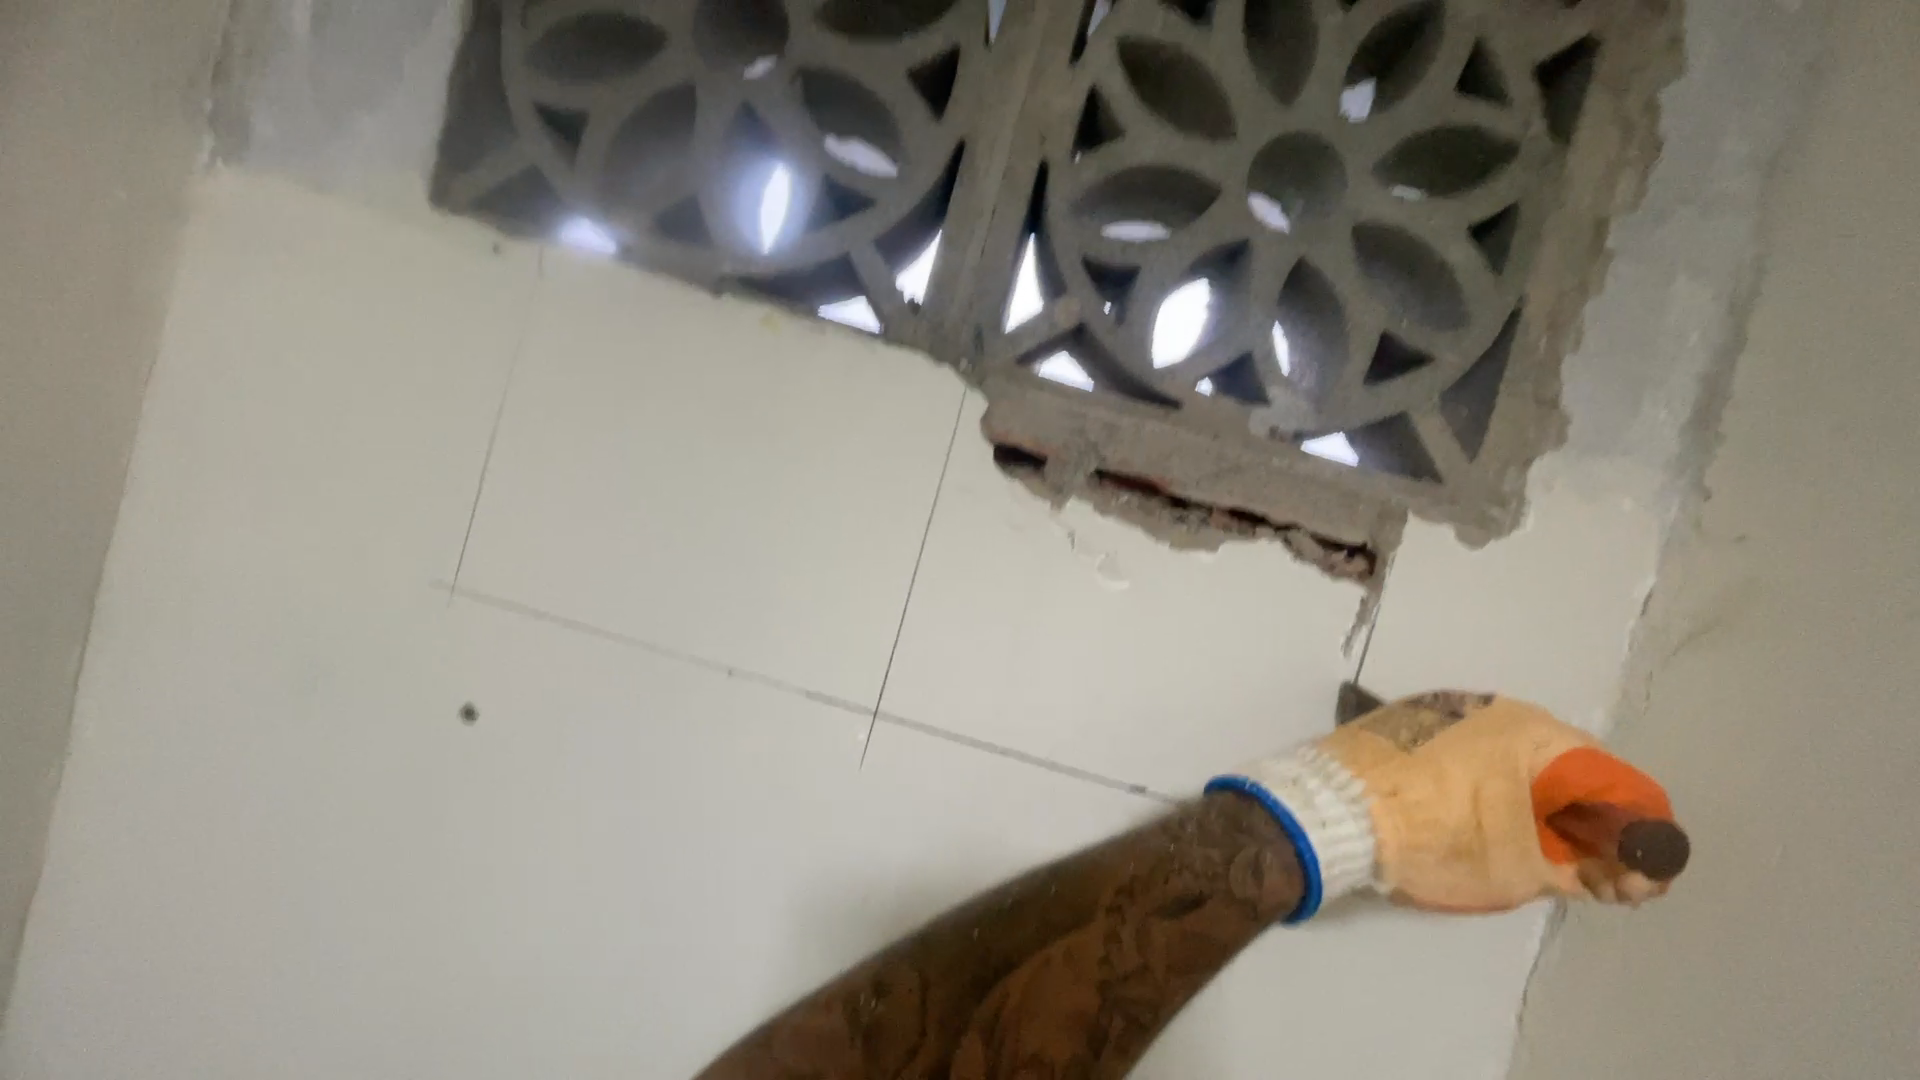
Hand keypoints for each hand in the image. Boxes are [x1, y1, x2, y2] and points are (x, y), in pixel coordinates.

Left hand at [1214, 693, 1683, 918]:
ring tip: (1528, 853)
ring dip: (1530, 805)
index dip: (1637, 836)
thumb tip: (1606, 868)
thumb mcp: (1523, 869)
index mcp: (1533, 730)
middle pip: (1560, 768)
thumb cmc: (1436, 835)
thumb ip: (1580, 868)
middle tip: (1583, 873)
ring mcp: (1436, 710)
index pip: (1615, 781)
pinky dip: (1482, 788)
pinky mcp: (1397, 723)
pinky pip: (1461, 755)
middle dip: (1580, 821)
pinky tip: (1473, 822)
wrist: (1331, 810)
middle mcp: (1488, 706)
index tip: (1629, 879)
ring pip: (1508, 760)